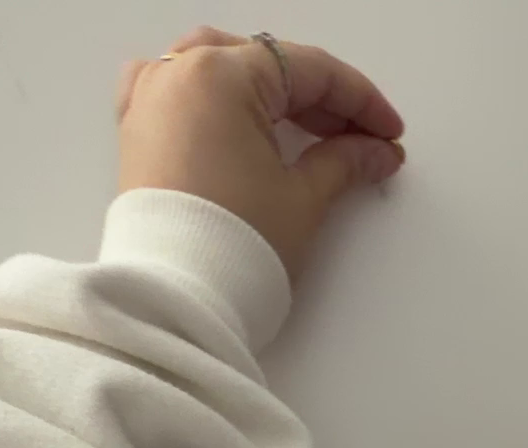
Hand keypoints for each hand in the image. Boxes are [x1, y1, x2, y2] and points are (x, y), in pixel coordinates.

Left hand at [114, 27, 405, 279]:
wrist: (176, 300)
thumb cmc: (229, 248)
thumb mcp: (303, 199)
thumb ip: (345, 162)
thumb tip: (374, 152)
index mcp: (219, 75)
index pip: (308, 70)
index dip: (360, 100)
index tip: (387, 131)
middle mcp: (177, 74)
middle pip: (268, 67)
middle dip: (322, 102)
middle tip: (363, 139)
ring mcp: (151, 101)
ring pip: (227, 74)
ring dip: (276, 98)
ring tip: (315, 136)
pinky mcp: (140, 135)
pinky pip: (188, 95)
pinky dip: (226, 105)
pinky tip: (249, 125)